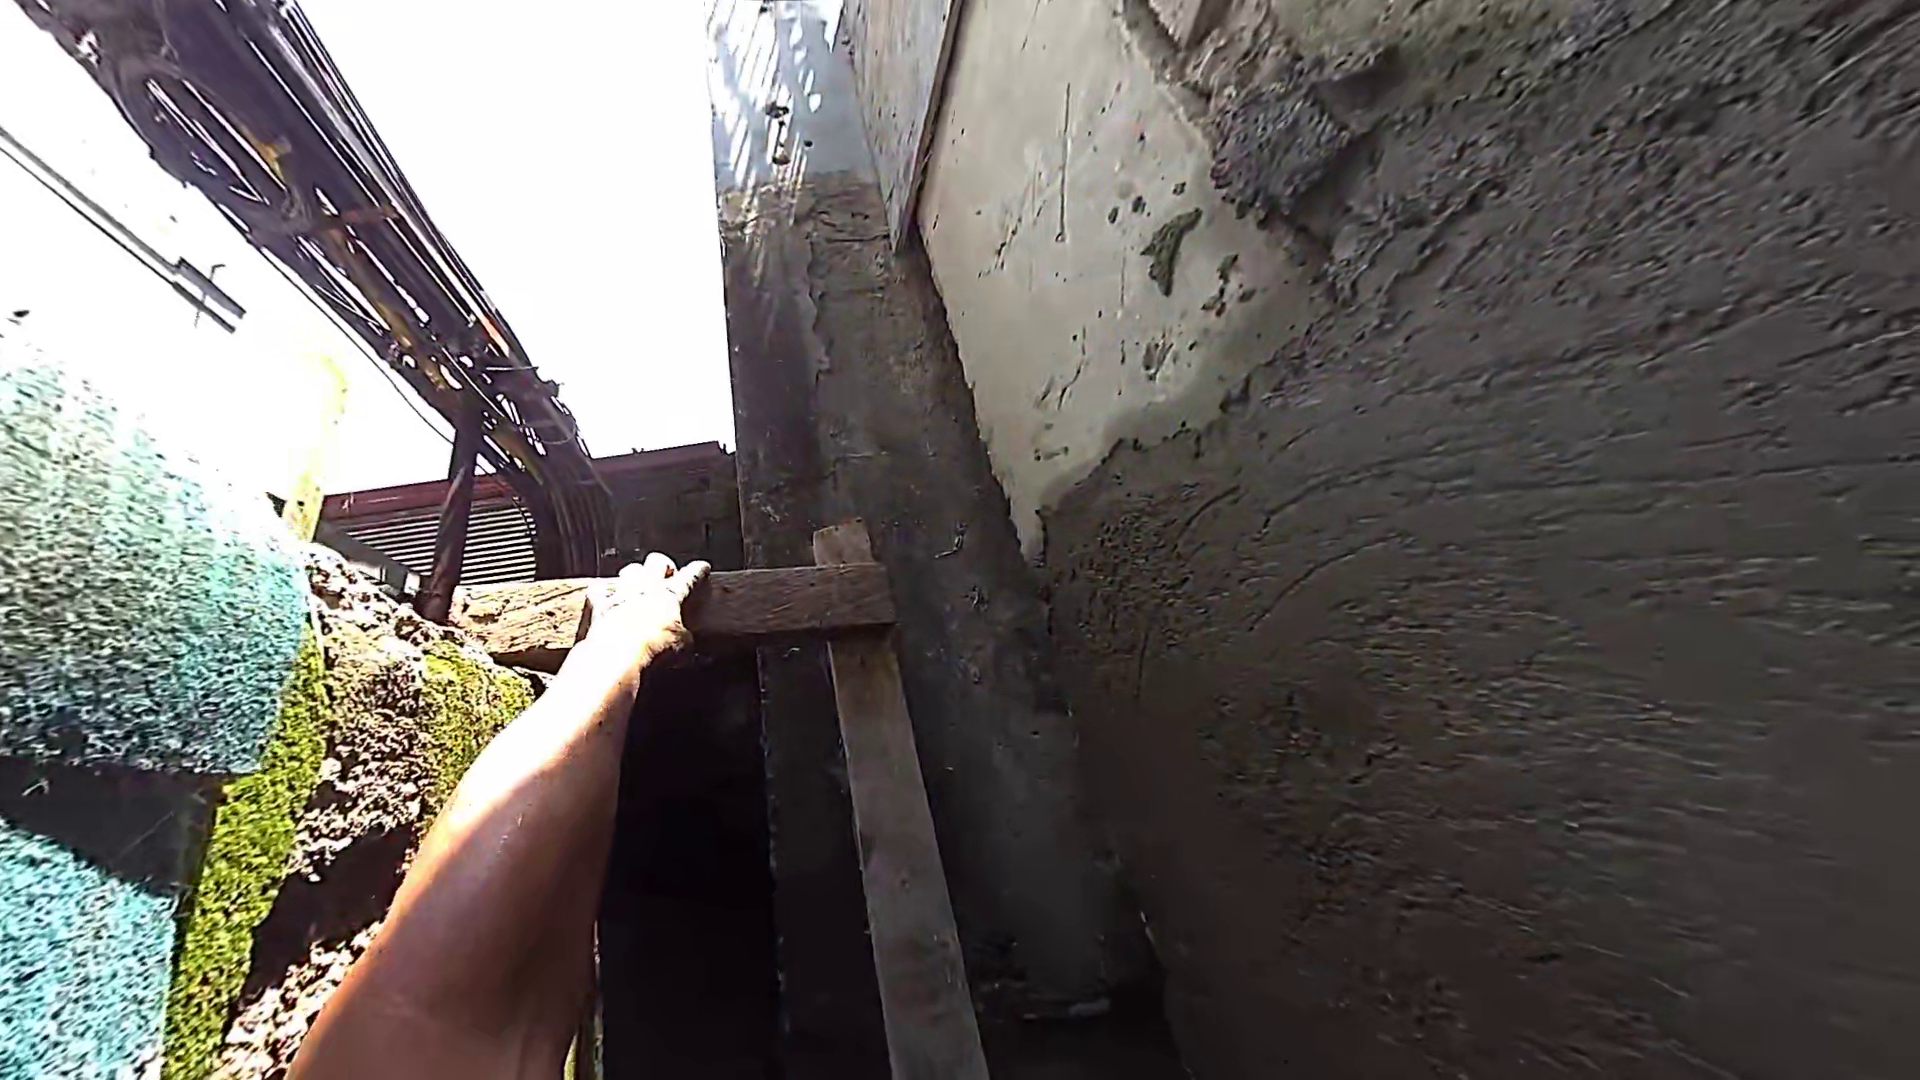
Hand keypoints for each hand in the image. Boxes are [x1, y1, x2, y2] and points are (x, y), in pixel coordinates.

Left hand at [583, 553, 710, 667]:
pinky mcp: (601, 606)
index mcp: (671, 594)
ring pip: (631, 570)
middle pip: (657, 561)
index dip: (698, 570)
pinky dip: (604, 591)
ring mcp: (623, 594)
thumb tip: (686, 640)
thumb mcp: (684, 646)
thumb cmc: (655, 649)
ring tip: (640, 581)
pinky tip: (607, 595)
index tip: (702, 567)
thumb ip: (686, 638)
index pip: (689, 576)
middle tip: (668, 573)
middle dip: (664, 565)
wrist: (616, 657)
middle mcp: (647, 588)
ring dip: (636, 574)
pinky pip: (600, 589)